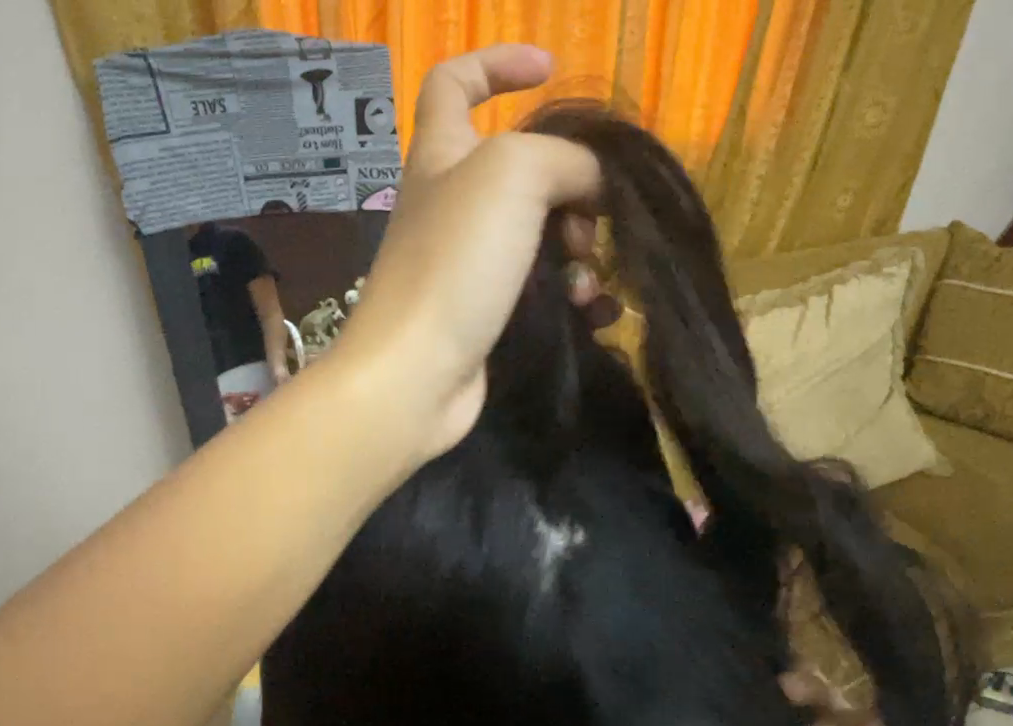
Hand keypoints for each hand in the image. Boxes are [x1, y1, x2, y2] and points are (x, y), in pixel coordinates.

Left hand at [335, 45, 602, 456]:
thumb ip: (566, 158)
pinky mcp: (484, 316)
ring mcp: (466, 266)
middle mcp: (450, 206)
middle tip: (589, 220)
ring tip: (586, 281)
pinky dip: (575, 298)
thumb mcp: (513, 176)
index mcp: (441, 155)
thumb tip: (597, 185)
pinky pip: (543, 292)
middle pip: (523, 171)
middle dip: (571, 186)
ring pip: (541, 237)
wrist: (415, 375)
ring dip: (580, 252)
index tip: (549, 68)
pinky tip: (596, 314)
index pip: (454, 83)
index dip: (497, 64)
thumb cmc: (453, 264)